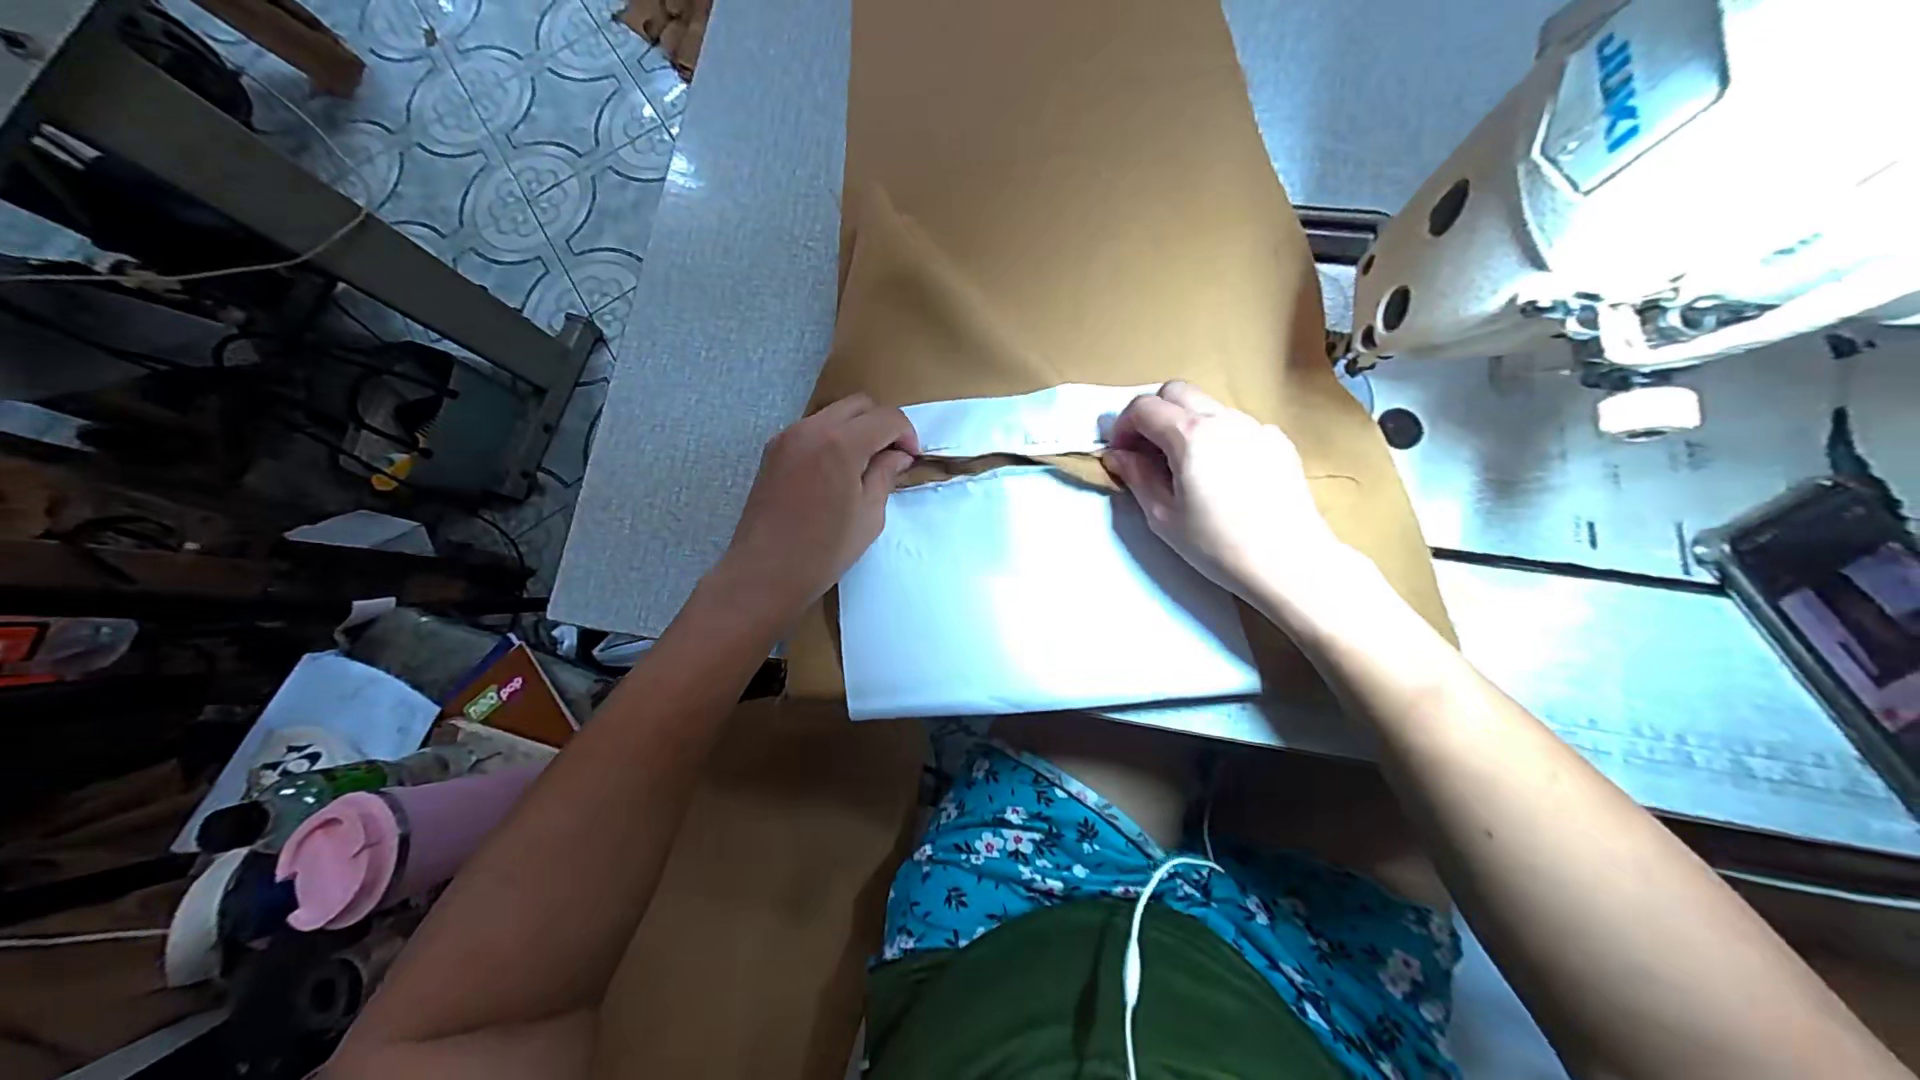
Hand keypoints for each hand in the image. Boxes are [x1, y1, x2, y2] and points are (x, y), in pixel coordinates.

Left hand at [716, 394, 918, 615]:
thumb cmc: (824, 551)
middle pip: (859, 405)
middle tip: (891, 458)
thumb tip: (897, 456)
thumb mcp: (869, 516)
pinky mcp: (773, 451)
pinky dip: (831, 438)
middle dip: (882, 424)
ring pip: (833, 413)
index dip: (907, 434)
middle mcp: (811, 429)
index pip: (886, 418)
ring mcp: (787, 437)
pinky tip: (836, 472)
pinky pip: (811, 429)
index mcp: (840, 443)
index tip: (911, 459)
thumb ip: (884, 475)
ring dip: (855, 429)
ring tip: (863, 466)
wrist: (764, 572)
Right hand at [1102, 381, 1350, 604]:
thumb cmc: (1218, 545)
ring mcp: (1255, 426)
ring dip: (1185, 423)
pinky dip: (1217, 437)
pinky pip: (1237, 425)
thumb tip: (1117, 455)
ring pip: (1208, 406)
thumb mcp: (1164, 516)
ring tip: (1184, 465)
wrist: (1290, 562)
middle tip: (1145, 450)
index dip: (1123, 426)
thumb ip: (1137, 477)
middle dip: (1153, 413)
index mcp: (1190, 435)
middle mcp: (1223, 419)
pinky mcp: (1277, 441)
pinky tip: (1222, 473)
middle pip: (1176, 392)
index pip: (1144, 407)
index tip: (1119, 453)